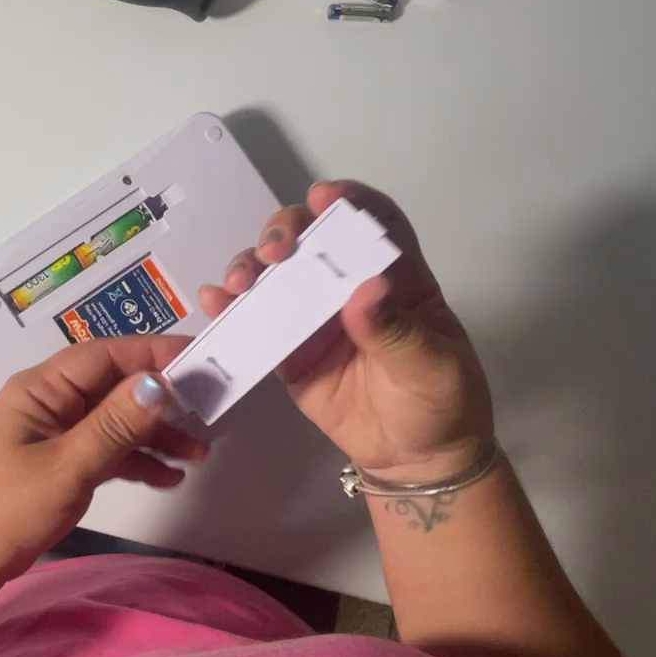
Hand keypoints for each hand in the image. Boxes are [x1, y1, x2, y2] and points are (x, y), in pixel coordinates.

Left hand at [0, 335, 207, 589]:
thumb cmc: (8, 510)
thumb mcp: (67, 466)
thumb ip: (115, 425)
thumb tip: (159, 383)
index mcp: (41, 389)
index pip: (104, 355)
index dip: (152, 353)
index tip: (200, 360)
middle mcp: (50, 402)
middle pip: (114, 386)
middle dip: (161, 398)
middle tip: (209, 411)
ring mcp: (55, 432)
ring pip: (115, 419)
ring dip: (155, 433)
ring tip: (199, 453)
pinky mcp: (61, 462)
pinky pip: (107, 449)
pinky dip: (136, 460)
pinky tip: (170, 477)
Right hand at [198, 180, 493, 483]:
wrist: (414, 460)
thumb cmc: (440, 403)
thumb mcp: (433, 367)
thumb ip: (397, 332)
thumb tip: (364, 291)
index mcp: (396, 279)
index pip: (375, 224)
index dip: (350, 203)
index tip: (324, 197)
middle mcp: (347, 287)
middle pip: (311, 238)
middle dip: (285, 231)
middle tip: (275, 250)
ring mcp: (312, 317)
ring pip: (274, 273)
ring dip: (250, 265)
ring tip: (239, 281)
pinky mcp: (286, 350)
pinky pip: (255, 320)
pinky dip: (230, 307)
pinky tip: (215, 302)